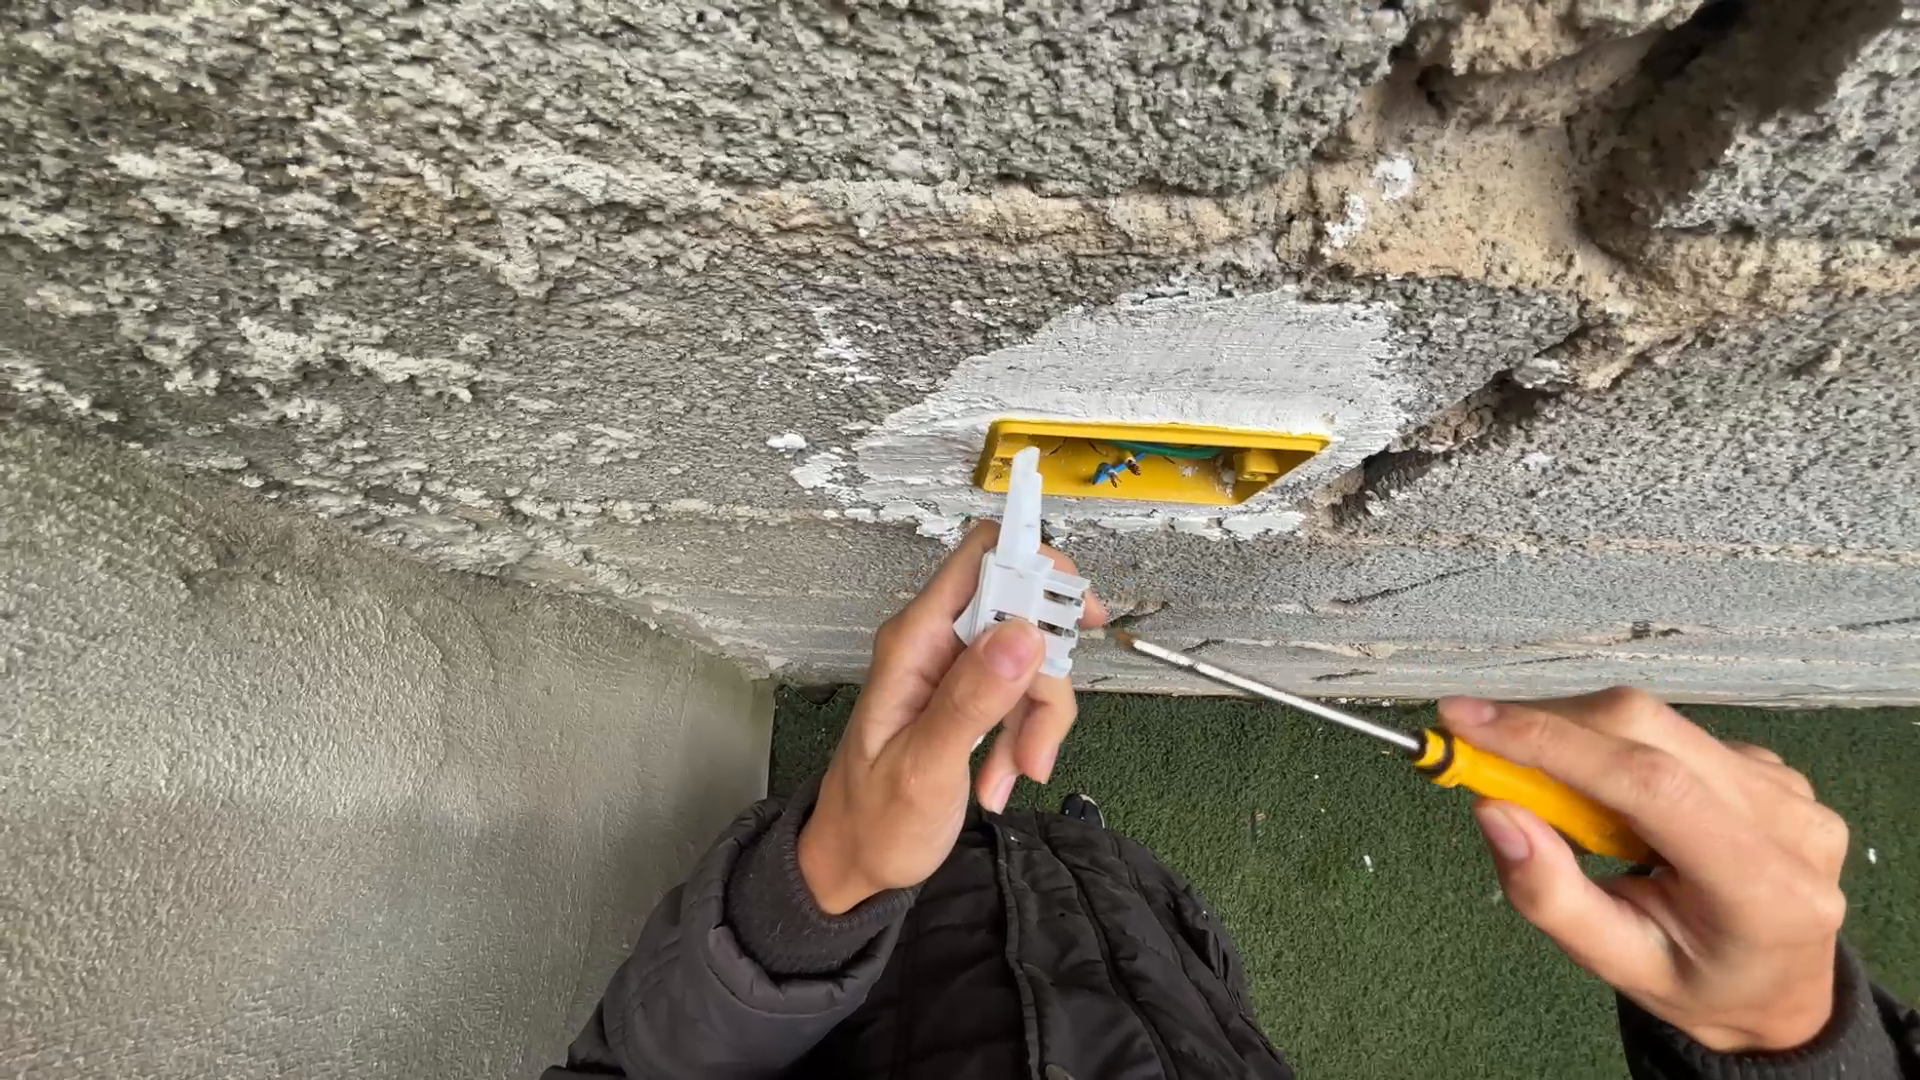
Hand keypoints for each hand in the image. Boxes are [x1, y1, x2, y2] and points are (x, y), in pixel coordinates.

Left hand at [797, 523, 1105, 913]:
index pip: (981, 557)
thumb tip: (1023, 633)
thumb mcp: (923, 766)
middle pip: (1023, 613)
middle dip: (1046, 673)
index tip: (1076, 612)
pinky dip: (1029, 733)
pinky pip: (1025, 693)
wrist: (855, 861)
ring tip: (1017, 770)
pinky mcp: (974, 694)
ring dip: (1039, 717)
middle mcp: (938, 640)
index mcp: (916, 639)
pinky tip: (1005, 775)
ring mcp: (958, 667)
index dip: (1036, 563)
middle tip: (1043, 734)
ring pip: (1033, 659)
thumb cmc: (873, 819)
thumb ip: (971, 698)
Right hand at [1440, 688, 1848, 1052]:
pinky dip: (1590, 736)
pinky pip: (1652, 724)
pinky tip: (1587, 780)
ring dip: (1560, 729)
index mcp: (1766, 888)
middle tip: (1473, 747)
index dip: (1545, 739)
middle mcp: (1789, 822)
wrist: (1773, 982)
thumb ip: (1549, 894)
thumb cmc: (1687, 976)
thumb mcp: (1610, 960)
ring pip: (1641, 717)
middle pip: (1641, 729)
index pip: (1647, 782)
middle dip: (1540, 725)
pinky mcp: (1757, 762)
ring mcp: (1782, 785)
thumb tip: (1490, 807)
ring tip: (1535, 777)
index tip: (1457, 719)